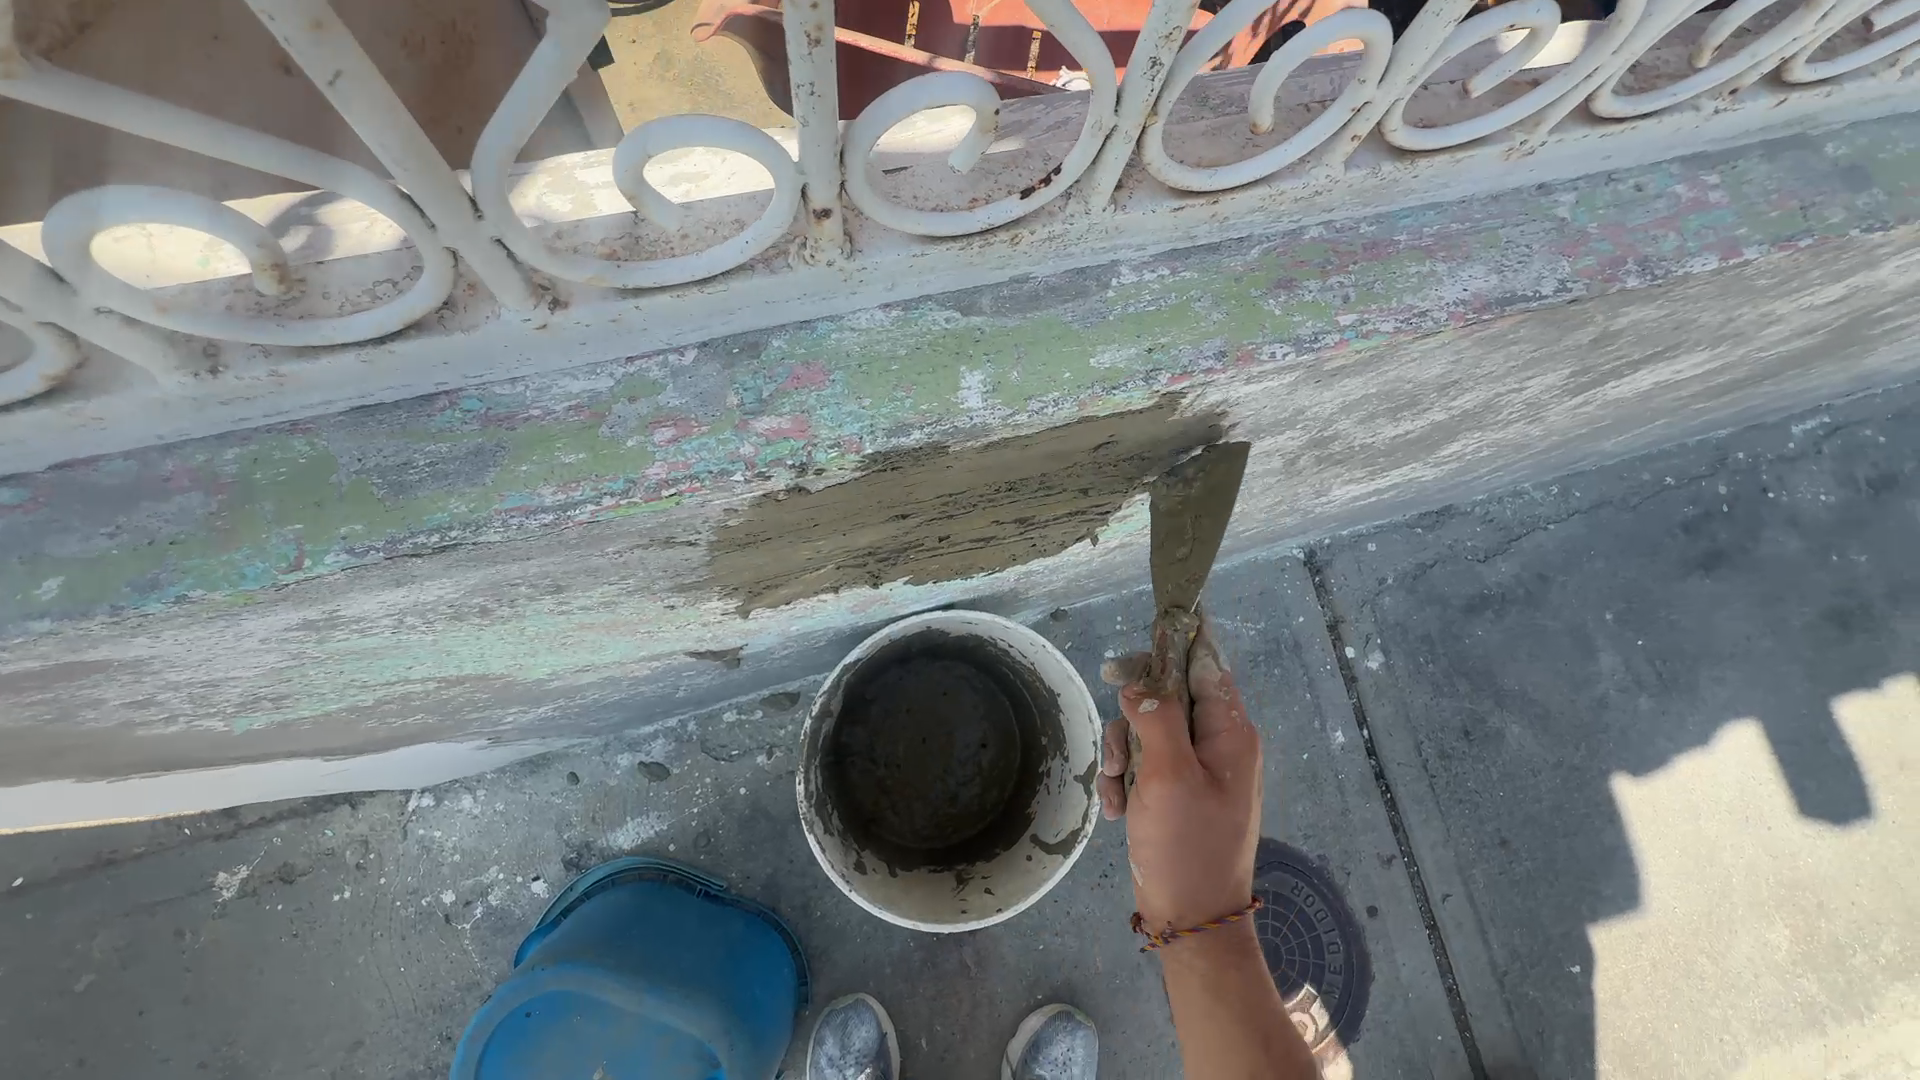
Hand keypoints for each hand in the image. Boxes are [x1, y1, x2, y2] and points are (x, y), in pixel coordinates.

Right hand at [1097, 618, 1263, 930]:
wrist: (1190, 918)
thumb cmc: (1186, 845)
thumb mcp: (1168, 776)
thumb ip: (1155, 717)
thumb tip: (1140, 682)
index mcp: (1229, 732)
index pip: (1206, 663)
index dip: (1174, 643)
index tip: (1146, 631)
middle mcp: (1217, 743)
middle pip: (1167, 694)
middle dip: (1133, 715)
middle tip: (1112, 726)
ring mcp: (1196, 768)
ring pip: (1147, 728)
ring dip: (1122, 753)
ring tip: (1115, 789)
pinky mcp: (1176, 790)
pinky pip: (1143, 763)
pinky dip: (1124, 780)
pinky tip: (1116, 809)